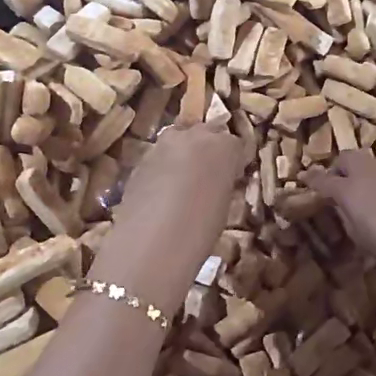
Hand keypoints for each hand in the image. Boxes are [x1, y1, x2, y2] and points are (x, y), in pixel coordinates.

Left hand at [115, 122, 243, 243]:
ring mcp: (162, 145)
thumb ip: (222, 181)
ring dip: (183, 154)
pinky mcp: (140, 160)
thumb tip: (216, 180)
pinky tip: (162, 192)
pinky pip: (158, 156)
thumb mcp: (224, 203)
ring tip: (183, 182)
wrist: (151, 242)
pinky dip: (163, 167)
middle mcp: (193, 137)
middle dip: (208, 150)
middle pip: (206, 133)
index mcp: (223, 146)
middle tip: (208, 176)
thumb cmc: (201, 228)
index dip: (234, 162)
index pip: (235, 144)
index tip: (232, 178)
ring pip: (178, 139)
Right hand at [303, 152, 375, 283]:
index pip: (323, 179)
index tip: (304, 179)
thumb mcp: (359, 236)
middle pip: (346, 157)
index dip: (312, 180)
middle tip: (335, 184)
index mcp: (348, 189)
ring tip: (357, 192)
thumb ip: (346, 216)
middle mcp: (367, 174)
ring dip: (357, 172)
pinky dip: (375, 181)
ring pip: (366, 162)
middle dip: (337, 167)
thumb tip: (341, 204)